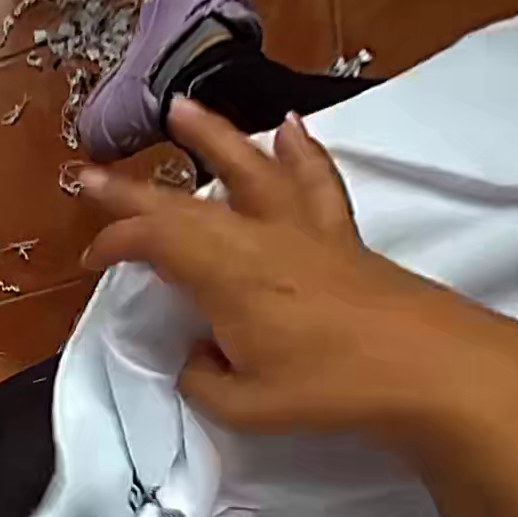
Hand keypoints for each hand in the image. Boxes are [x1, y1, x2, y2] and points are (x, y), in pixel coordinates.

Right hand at [81, 98, 517, 470]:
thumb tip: (196, 355)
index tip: (91, 260)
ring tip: (181, 110)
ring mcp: (301, 230)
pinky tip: (288, 128)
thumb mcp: (243, 405)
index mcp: (225, 276)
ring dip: (210, 140)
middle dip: (130, 192)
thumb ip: (202, 380)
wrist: (427, 370)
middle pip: (183, 203)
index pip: (153, 243)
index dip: (114, 244)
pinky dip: (299, 152)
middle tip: (90, 176)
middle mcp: (256, 239)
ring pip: (248, 171)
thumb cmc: (328, 389)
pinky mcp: (338, 235)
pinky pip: (314, 182)